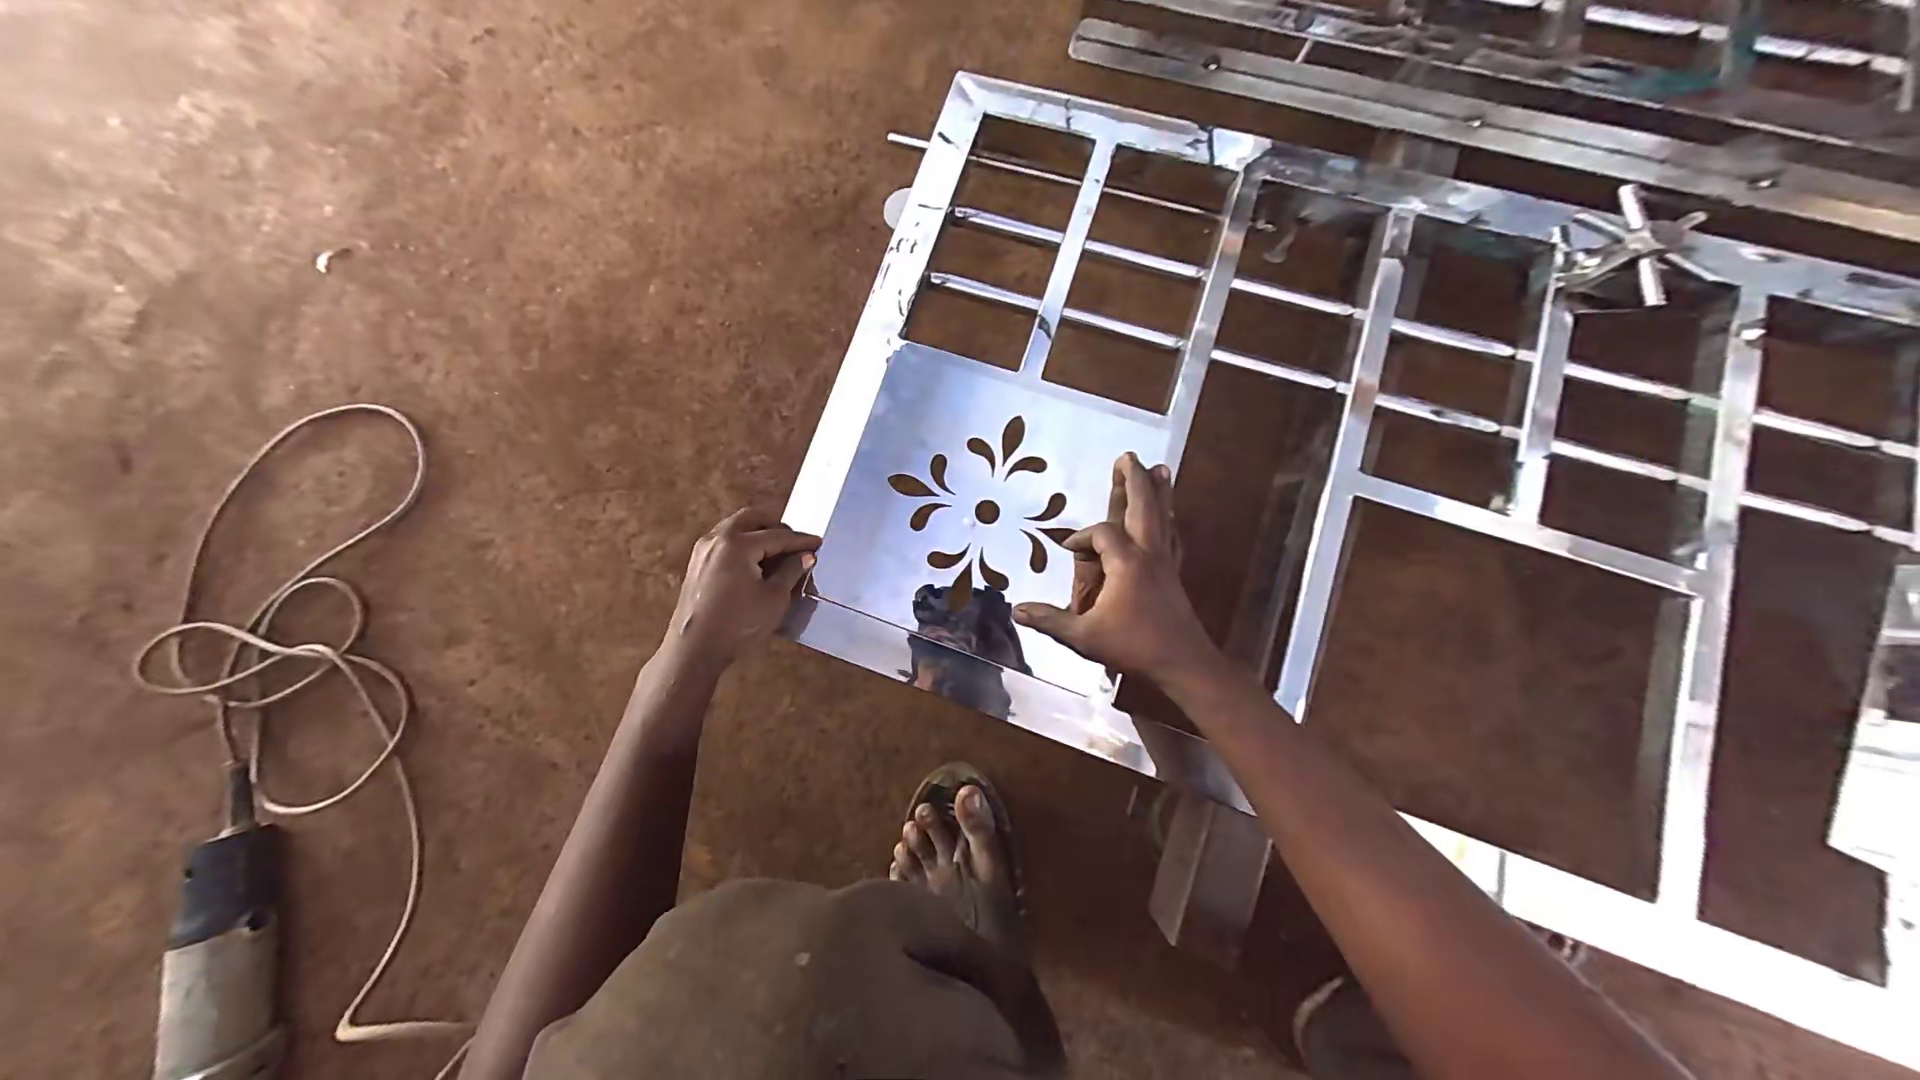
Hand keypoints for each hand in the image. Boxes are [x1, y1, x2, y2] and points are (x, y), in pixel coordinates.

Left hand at [667, 507, 820, 665]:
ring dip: (758, 533)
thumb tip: (805, 556)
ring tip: (778, 552)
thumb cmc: (738, 625)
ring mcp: (702, 551)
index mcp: (737, 544)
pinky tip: (756, 564)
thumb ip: (791, 571)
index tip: (818, 543)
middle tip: (795, 542)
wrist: (693, 651)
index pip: (777, 535)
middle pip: (752, 519)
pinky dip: (744, 544)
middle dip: (776, 526)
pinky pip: (724, 542)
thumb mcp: (774, 598)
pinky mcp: (696, 565)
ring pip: (735, 528)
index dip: (801, 540)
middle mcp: (716, 540)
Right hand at [1012, 453, 1223, 687]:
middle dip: (1134, 481)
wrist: (1183, 663)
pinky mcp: (1174, 573)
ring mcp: (1165, 562)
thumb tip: (1016, 610)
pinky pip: (1172, 537)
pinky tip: (1171, 515)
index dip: (1081, 538)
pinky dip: (1169, 520)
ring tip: (1160, 468)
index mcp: (1126, 564)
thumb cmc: (1134, 647)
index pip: (1101, 535)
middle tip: (1129, 457)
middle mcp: (1148, 554)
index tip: (1067, 549)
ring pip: (1162, 517)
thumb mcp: (1084, 637)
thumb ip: (1050, 621)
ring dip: (1159, 492)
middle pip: (1143, 507)